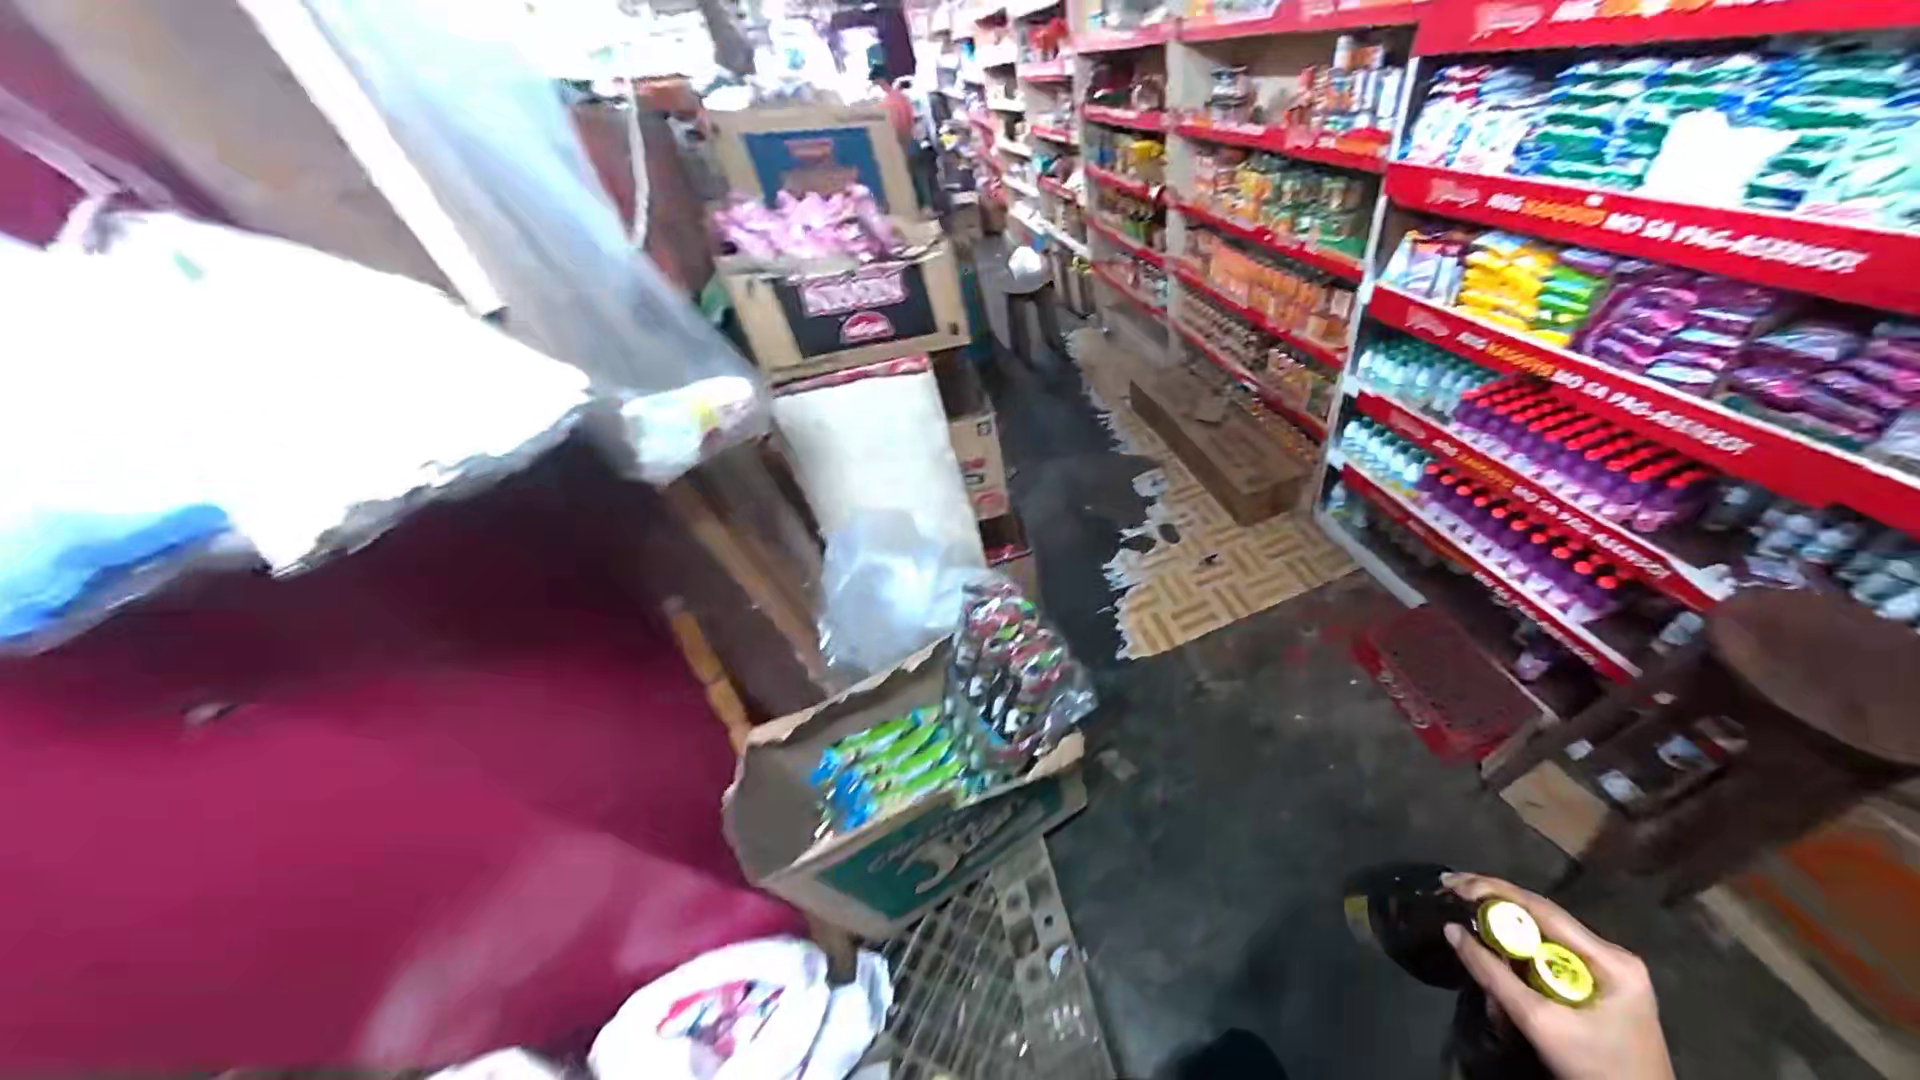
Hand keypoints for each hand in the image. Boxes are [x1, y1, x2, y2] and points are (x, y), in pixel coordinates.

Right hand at [1442, 872, 1674, 1079]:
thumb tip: (1451, 929)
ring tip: (1465, 932)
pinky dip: (1513, 954)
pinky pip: (1543, 954)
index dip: (1492, 890)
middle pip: (1537, 916)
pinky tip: (1493, 960)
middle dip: (1491, 906)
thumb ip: (1493, 974)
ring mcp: (1604, 967)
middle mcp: (1609, 953)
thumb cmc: (1597, 1069)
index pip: (1541, 908)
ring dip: (1500, 934)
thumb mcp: (1539, 1022)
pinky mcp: (1595, 982)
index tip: (1452, 883)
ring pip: (1537, 934)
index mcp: (1610, 959)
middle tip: (1448, 891)